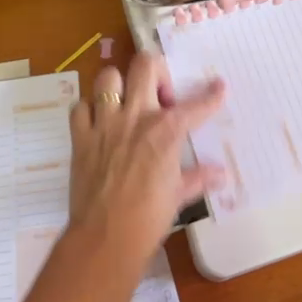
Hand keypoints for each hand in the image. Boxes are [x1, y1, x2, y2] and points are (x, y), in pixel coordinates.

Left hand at [67, 54, 225, 268]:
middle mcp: (135, 116)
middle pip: (145, 65)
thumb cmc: (149, 217)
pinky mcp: (80, 137)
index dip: (211, 95)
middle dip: (157, 71)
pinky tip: (98, 124)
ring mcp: (105, 123)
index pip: (196, 105)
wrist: (106, 236)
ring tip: (126, 104)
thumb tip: (220, 175)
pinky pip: (81, 108)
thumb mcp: (179, 196)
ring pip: (108, 77)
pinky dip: (89, 111)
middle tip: (160, 96)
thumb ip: (198, 178)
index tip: (218, 86)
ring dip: (119, 86)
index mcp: (165, 130)